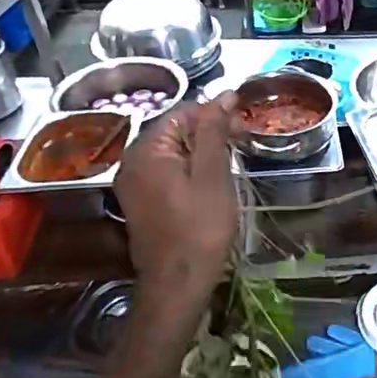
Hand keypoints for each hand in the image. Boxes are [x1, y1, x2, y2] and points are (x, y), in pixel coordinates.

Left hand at [113, 95, 239, 316]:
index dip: (216, 114)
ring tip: (230, 163)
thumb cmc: (200, 228)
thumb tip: (223, 94)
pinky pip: (165, 171)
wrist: (176, 283)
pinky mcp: (139, 201)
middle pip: (175, 130)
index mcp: (147, 149)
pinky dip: (188, 169)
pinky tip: (209, 182)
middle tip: (241, 145)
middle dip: (209, 132)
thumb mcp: (213, 175)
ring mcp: (133, 183)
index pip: (183, 112)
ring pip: (171, 152)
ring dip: (201, 151)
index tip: (244, 127)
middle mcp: (132, 160)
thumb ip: (214, 131)